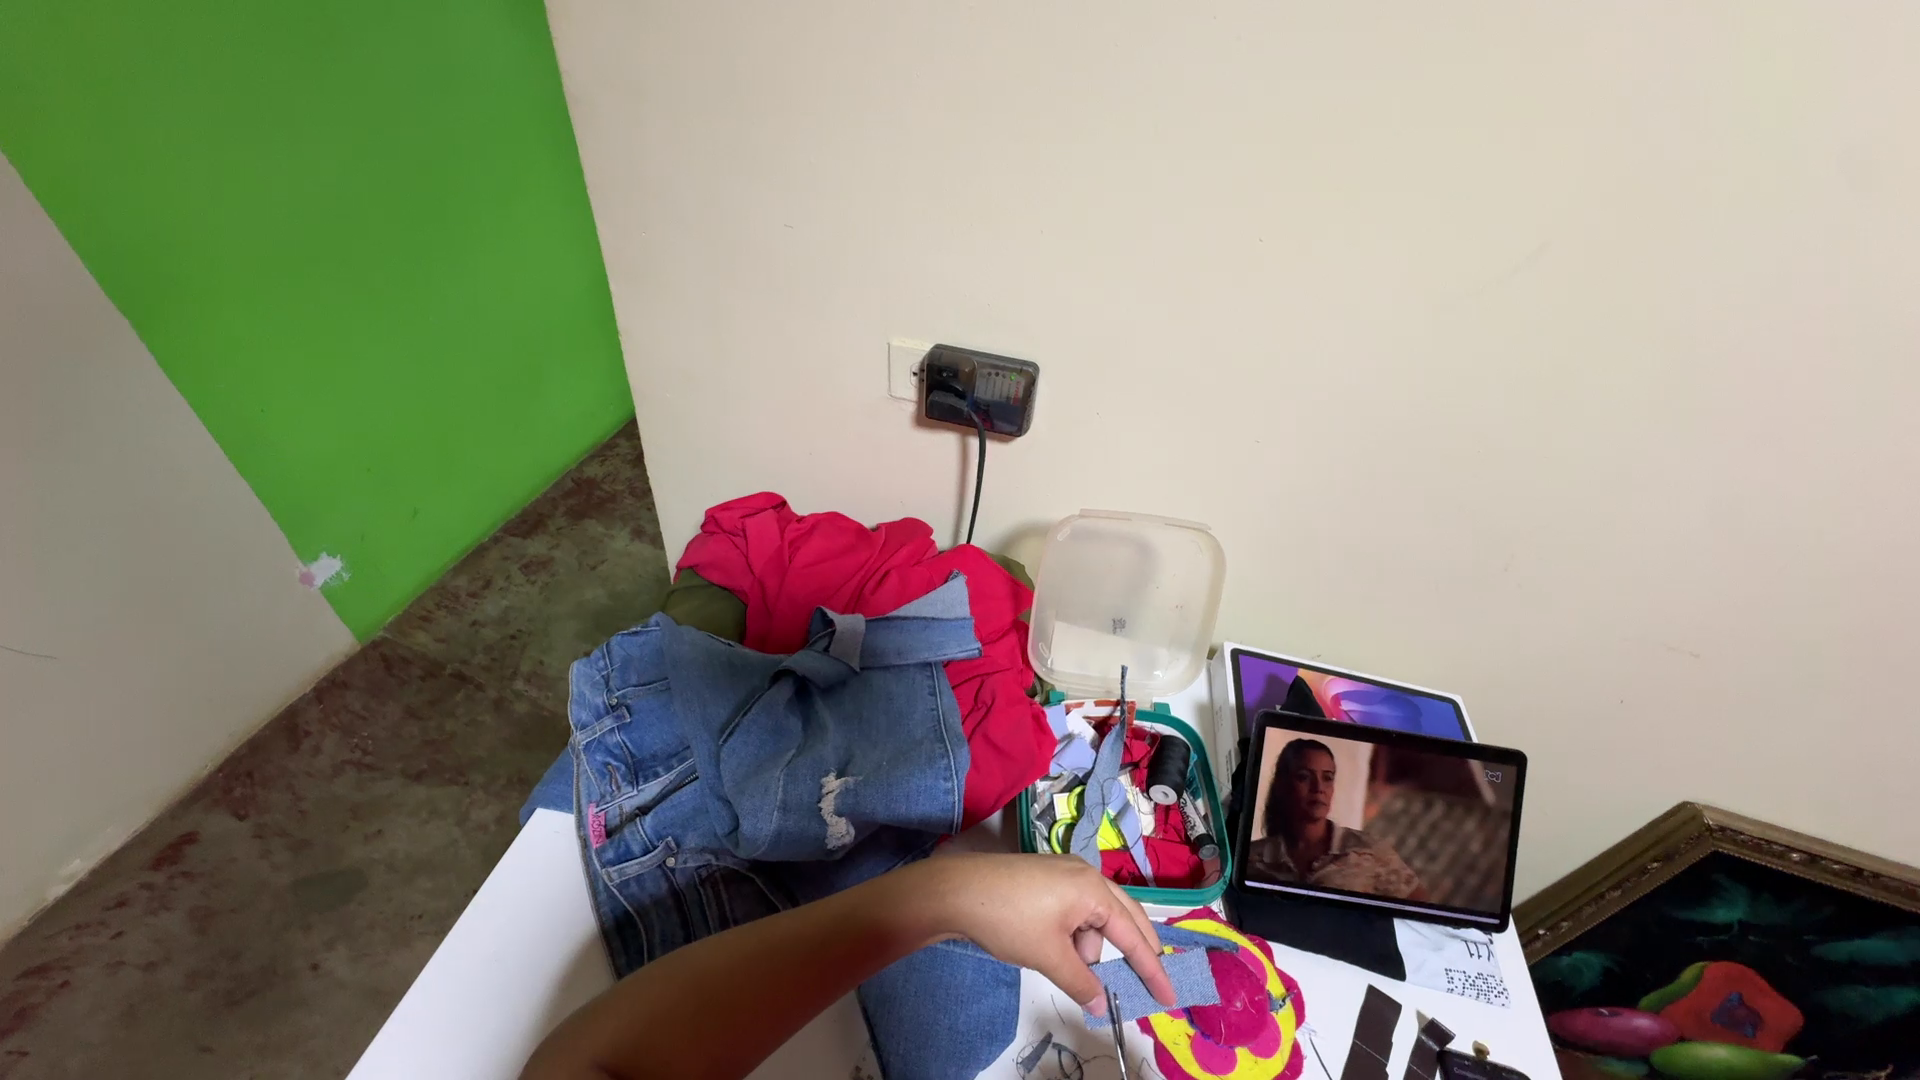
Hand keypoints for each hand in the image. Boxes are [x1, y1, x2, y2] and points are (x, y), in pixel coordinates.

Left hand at [897, 853, 1175, 1015]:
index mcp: (1092, 887)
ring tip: (1068, 967)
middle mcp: (1085, 873)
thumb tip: (1100, 1004)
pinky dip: (1076, 934)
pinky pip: (1077, 909)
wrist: (958, 890)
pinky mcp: (1048, 877)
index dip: (1152, 968)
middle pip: (1124, 916)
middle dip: (1134, 951)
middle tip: (1145, 985)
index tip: (1169, 996)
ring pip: (1096, 916)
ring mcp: (1065, 872)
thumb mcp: (1048, 956)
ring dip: (1093, 946)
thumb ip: (1081, 982)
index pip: (1133, 933)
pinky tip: (1058, 950)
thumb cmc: (1009, 918)